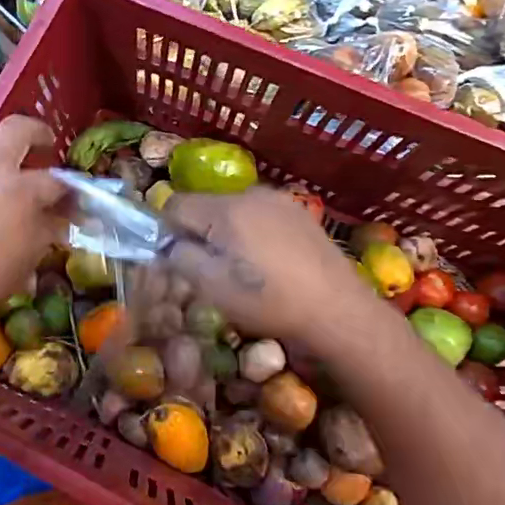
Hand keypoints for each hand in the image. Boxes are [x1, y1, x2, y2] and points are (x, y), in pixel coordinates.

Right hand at [164, 188, 378, 347]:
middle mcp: (252, 193)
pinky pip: (261, 215)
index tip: (179, 259)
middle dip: (199, 232)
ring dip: (228, 233)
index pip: (175, 203)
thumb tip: (170, 244)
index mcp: (226, 209)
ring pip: (234, 210)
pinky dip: (254, 233)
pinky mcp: (300, 213)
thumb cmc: (269, 302)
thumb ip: (180, 258)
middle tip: (211, 269)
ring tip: (244, 268)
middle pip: (206, 205)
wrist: (337, 311)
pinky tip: (270, 263)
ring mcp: (280, 200)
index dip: (167, 231)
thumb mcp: (213, 288)